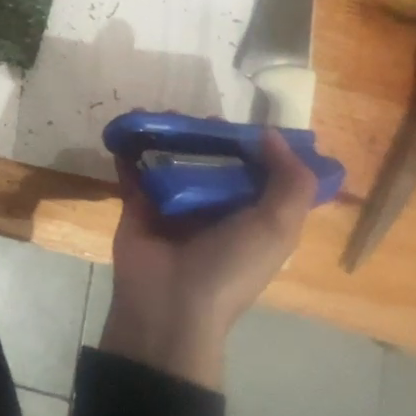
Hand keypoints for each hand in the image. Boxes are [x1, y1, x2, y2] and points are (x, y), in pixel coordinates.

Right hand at [98, 128, 318, 389]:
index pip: (259, 175)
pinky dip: (127, 148)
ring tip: (155, 114)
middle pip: (212, 162)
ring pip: (171, 160)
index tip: (242, 123)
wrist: (169, 301)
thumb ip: (289, 182)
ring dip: (164, 135)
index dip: (254, 148)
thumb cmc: (230, 265)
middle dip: (203, 135)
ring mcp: (172, 205)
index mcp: (252, 217)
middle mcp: (214, 208)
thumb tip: (272, 134)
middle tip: (192, 115)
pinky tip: (125, 127)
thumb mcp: (277, 229)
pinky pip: (132, 169)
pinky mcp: (136, 203)